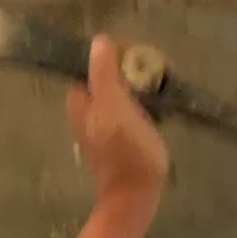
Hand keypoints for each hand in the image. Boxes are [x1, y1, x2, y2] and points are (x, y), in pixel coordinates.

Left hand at [67, 35, 168, 225]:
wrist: (135, 196)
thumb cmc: (126, 151)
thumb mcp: (115, 106)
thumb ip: (104, 74)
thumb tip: (99, 41)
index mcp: (79, 102)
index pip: (91, 65)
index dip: (113, 56)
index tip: (136, 56)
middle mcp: (84, 113)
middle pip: (105, 79)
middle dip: (127, 71)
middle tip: (151, 70)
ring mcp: (101, 128)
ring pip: (118, 96)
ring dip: (136, 88)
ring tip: (158, 84)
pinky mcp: (117, 140)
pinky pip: (128, 112)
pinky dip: (140, 106)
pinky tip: (156, 107)